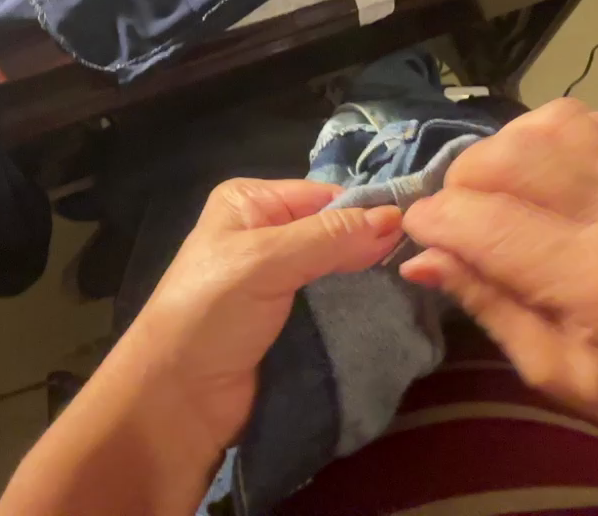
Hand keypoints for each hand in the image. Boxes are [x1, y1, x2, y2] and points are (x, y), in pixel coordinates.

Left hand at [121, 178, 404, 453]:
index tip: (413, 228)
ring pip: (340, 267)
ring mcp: (280, 278)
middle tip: (420, 257)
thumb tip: (395, 216)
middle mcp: (267, 232)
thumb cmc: (210, 313)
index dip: (365, 210)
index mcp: (251, 203)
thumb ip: (329, 238)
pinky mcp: (293, 320)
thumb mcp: (265, 262)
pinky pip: (336, 301)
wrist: (177, 402)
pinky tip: (394, 304)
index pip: (322, 195)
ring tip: (415, 279)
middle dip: (371, 243)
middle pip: (334, 229)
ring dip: (370, 276)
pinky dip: (360, 304)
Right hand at [400, 98, 597, 450]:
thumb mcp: (550, 366)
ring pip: (548, 123)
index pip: (489, 224)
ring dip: (504, 148)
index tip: (418, 227)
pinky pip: (588, 120)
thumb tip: (417, 254)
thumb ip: (482, 299)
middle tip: (458, 209)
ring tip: (498, 184)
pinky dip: (547, 135)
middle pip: (513, 156)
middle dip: (463, 178)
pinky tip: (543, 168)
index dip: (436, 219)